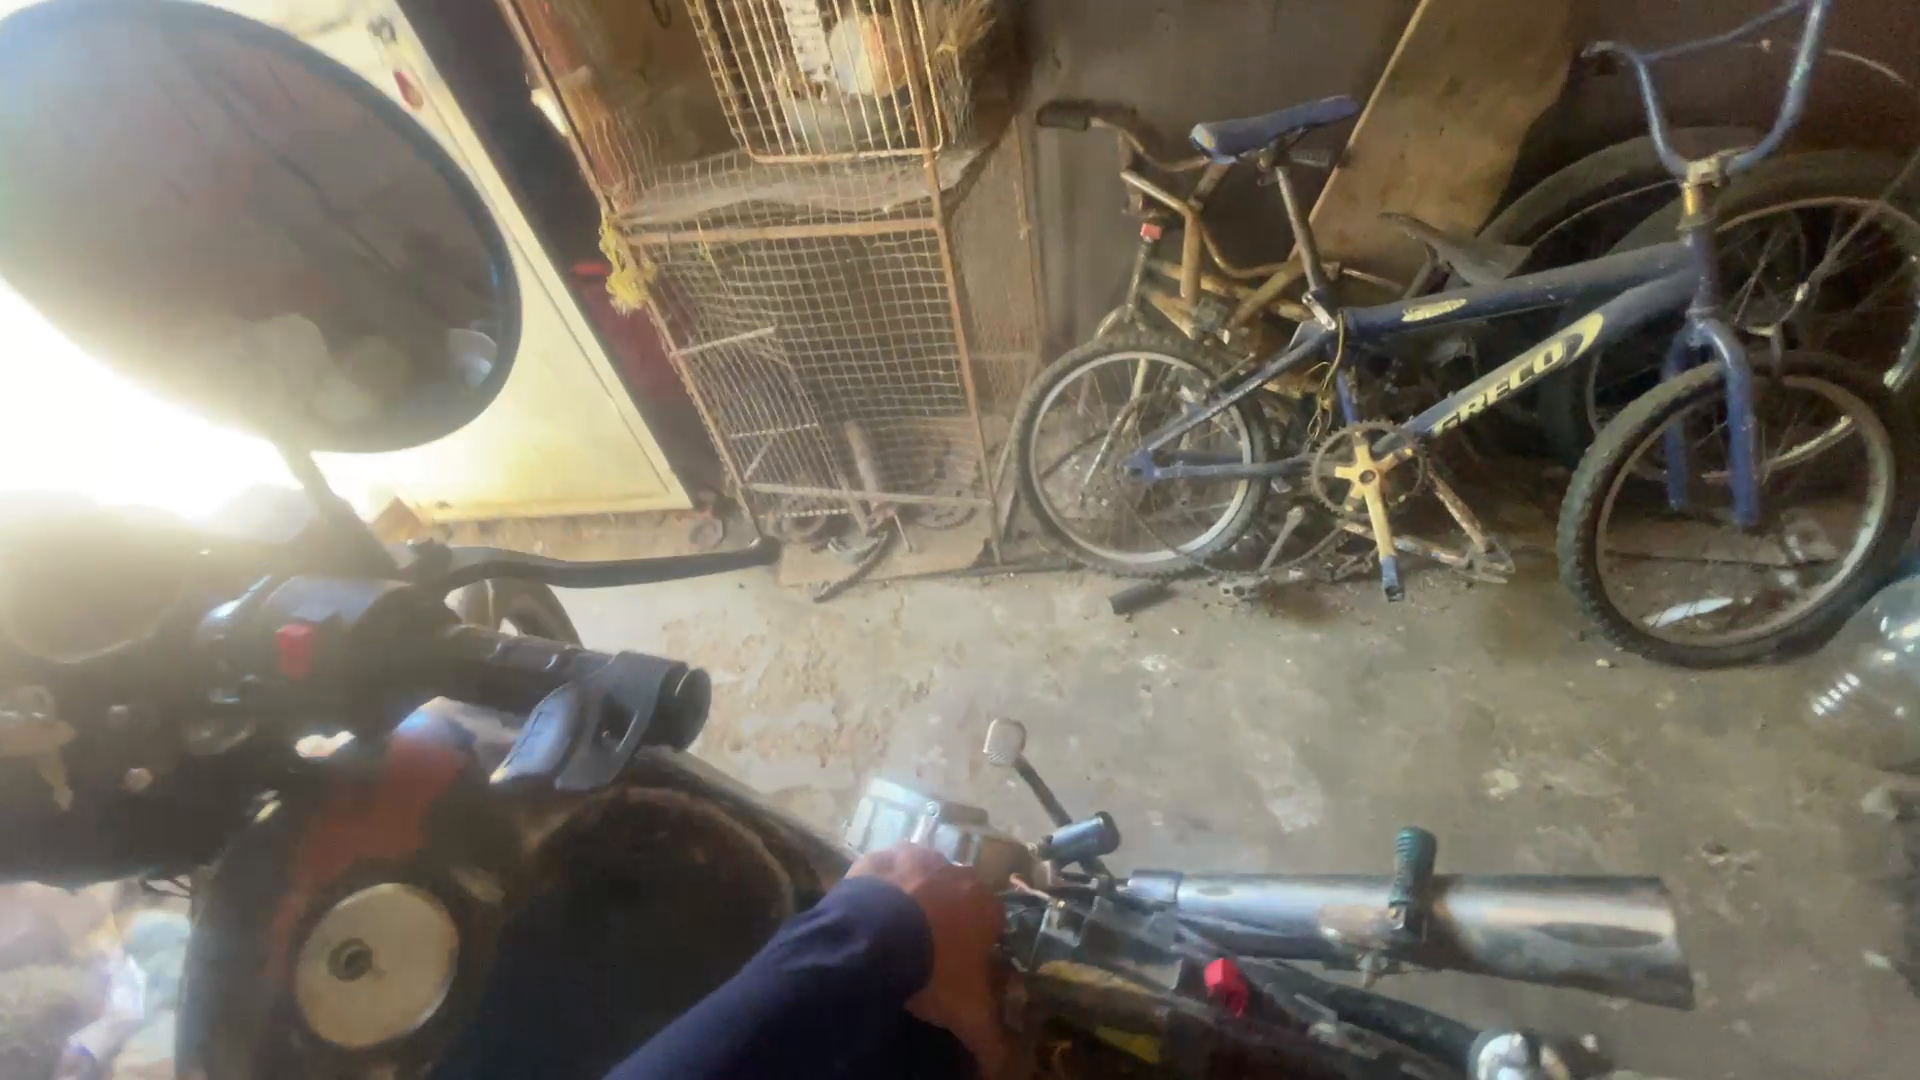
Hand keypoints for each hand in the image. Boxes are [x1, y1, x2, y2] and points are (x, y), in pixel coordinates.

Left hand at [848, 842, 1008, 1075]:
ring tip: (897, 930)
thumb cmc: (932, 970)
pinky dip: (883, 886)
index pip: (994, 922)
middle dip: (949, 918)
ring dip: (916, 897)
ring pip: (924, 877)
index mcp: (985, 904)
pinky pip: (887, 871)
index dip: (980, 944)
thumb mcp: (966, 1013)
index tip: (964, 966)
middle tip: (929, 948)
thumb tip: (998, 1068)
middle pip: (959, 896)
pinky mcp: (883, 856)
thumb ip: (990, 1040)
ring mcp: (919, 858)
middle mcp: (957, 871)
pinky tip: (873, 912)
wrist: (874, 939)